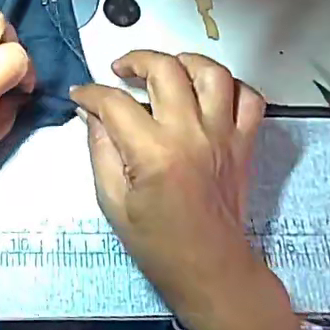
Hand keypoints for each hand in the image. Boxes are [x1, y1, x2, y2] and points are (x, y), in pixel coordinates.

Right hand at [70, 51, 291, 326]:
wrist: (211, 269)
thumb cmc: (157, 243)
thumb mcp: (111, 200)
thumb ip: (100, 149)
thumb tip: (91, 114)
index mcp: (153, 153)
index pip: (114, 102)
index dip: (90, 93)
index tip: (80, 95)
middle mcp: (191, 135)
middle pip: (164, 70)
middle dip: (134, 60)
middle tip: (119, 71)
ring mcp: (223, 136)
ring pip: (211, 72)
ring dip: (184, 60)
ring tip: (165, 68)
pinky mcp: (245, 143)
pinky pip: (249, 98)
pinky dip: (230, 86)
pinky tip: (206, 92)